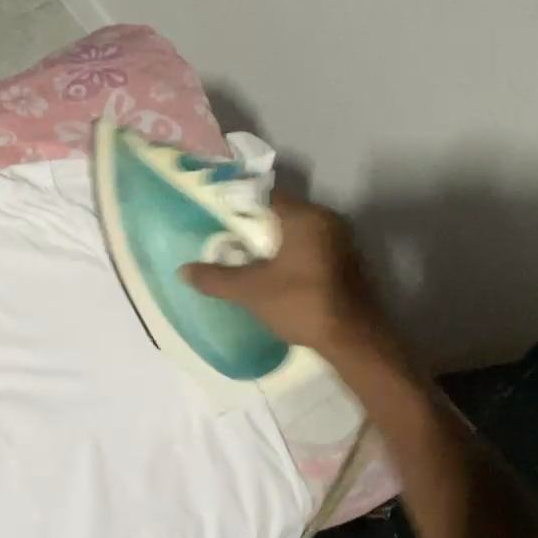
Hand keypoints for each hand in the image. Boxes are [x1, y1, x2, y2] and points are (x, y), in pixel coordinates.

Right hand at [180, 194, 409, 377]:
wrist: (354, 340)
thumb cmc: (302, 303)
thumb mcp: (250, 291)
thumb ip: (216, 278)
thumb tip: (183, 270)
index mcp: (306, 217)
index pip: (266, 197)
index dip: (240, 206)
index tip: (219, 219)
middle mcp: (327, 221)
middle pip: (282, 215)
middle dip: (255, 228)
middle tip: (227, 242)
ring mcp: (342, 242)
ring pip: (297, 234)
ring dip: (274, 244)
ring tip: (245, 260)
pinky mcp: (346, 263)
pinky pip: (310, 249)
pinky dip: (291, 257)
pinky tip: (273, 276)